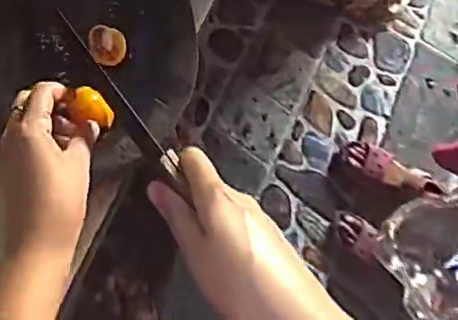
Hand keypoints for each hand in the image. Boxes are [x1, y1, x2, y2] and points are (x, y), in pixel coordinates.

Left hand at [0, 81, 97, 260]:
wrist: (36, 245)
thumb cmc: (58, 205)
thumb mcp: (79, 164)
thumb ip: (84, 135)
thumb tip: (90, 123)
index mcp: (28, 128)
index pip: (41, 91)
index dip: (62, 91)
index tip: (79, 100)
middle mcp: (12, 134)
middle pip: (28, 101)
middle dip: (52, 102)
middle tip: (75, 113)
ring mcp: (6, 149)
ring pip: (23, 118)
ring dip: (45, 118)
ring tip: (71, 134)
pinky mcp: (7, 165)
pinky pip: (20, 137)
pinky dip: (37, 134)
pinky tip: (57, 151)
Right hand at [148, 147, 349, 319]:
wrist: (301, 319)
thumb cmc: (243, 287)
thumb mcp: (196, 254)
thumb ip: (175, 216)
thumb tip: (156, 186)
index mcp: (217, 194)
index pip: (191, 155)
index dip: (175, 167)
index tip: (169, 193)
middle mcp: (241, 197)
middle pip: (209, 184)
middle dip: (195, 205)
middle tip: (189, 241)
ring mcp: (261, 217)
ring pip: (227, 209)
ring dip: (215, 226)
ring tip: (215, 265)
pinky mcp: (276, 239)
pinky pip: (245, 227)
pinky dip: (236, 241)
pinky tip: (239, 275)